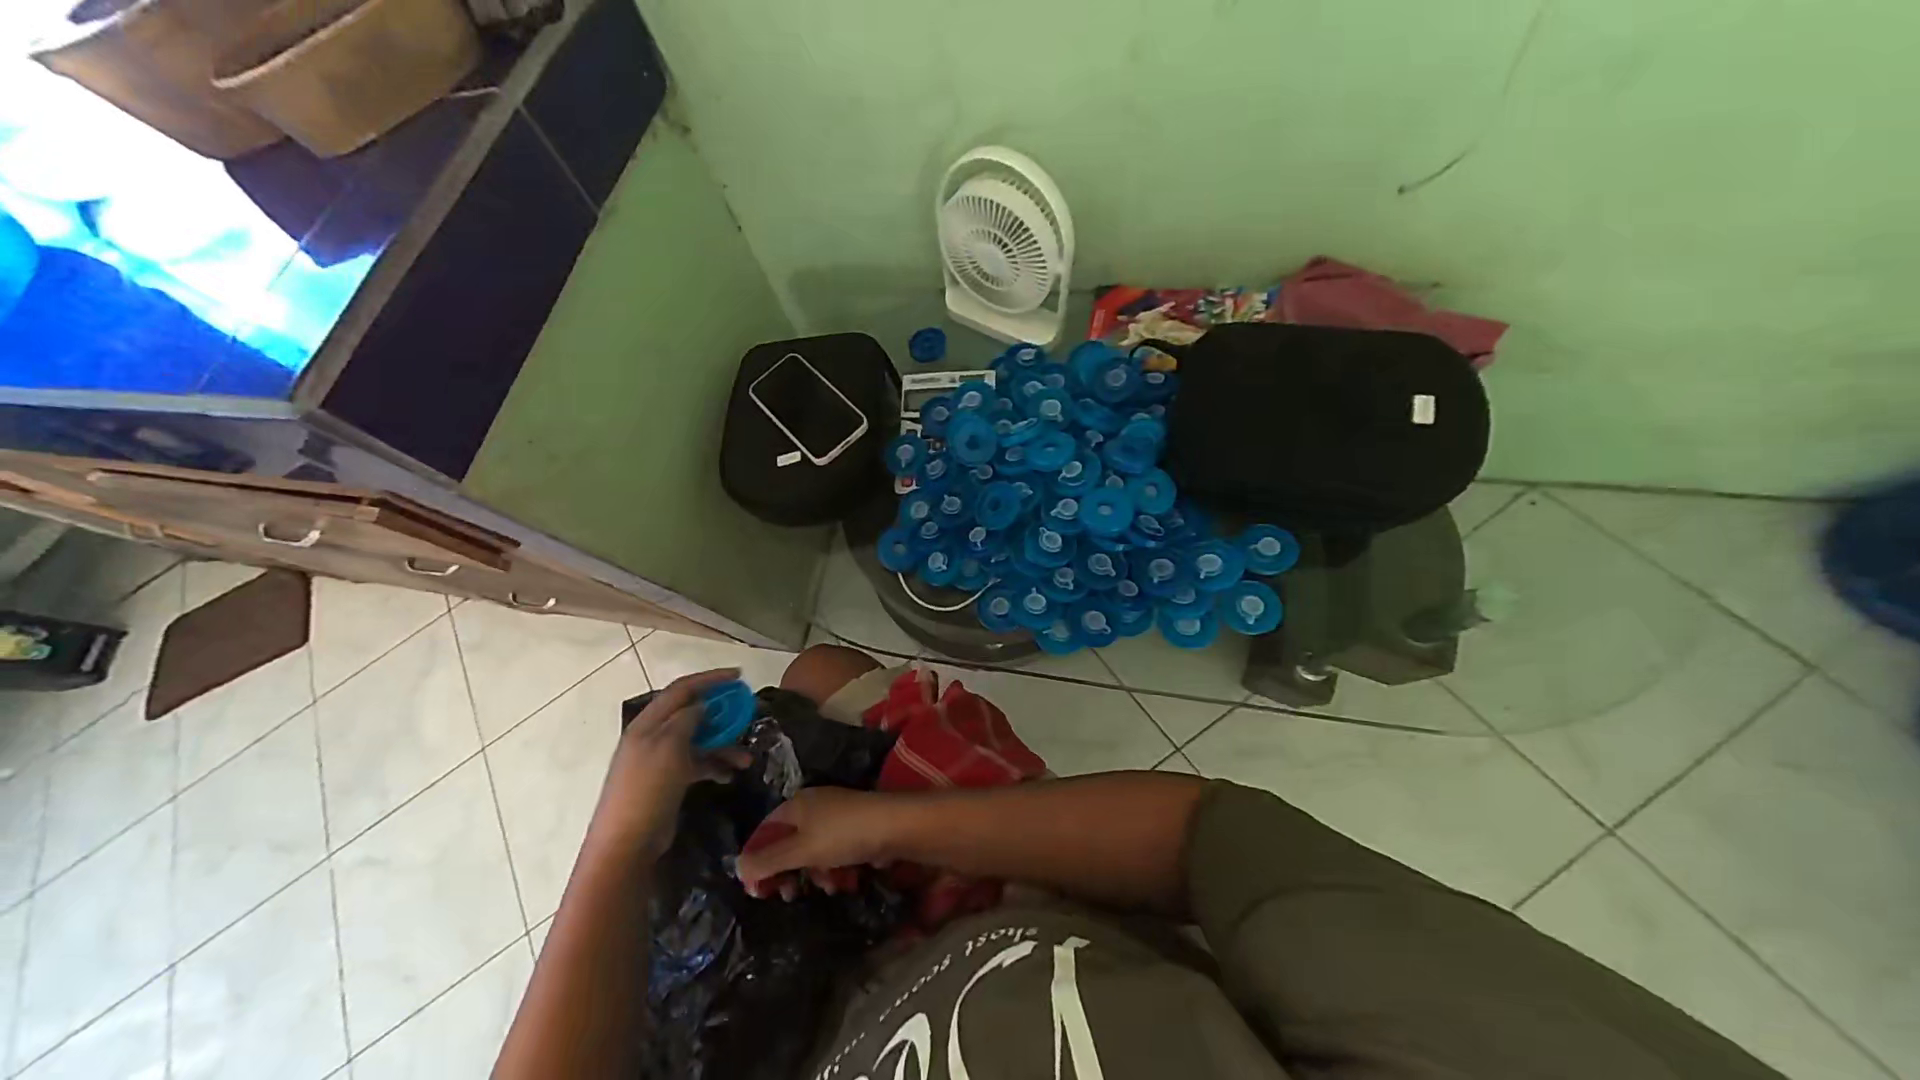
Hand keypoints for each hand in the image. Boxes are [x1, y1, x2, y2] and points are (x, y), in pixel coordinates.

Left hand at [591, 668, 749, 858]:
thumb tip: (702, 705)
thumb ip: (687, 719)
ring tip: (746, 759)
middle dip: (722, 714)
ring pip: (699, 741)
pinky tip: (730, 774)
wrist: (627, 844)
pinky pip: (698, 763)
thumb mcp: (669, 747)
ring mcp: (661, 760)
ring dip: (723, 745)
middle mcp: (654, 736)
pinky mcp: (669, 780)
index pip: (682, 689)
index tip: (739, 676)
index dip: (710, 679)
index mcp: (648, 723)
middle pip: (692, 713)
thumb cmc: (647, 789)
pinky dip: (715, 766)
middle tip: (747, 714)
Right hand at [735, 786, 905, 897]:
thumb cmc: (843, 835)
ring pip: (813, 852)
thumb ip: (768, 860)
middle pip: (789, 843)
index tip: (757, 891)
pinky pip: (836, 854)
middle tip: (788, 896)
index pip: (765, 831)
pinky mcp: (856, 831)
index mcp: (797, 805)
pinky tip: (844, 881)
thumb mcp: (801, 849)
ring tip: (827, 886)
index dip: (757, 860)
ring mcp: (837, 819)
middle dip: (788, 872)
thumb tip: (736, 866)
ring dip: (815, 874)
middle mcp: (815, 807)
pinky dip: (836, 869)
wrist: (896, 826)